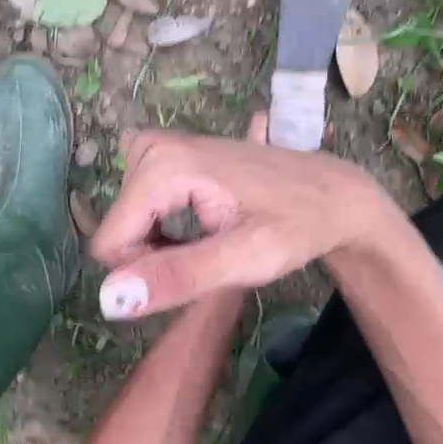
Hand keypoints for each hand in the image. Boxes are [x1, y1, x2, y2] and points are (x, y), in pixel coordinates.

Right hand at [89, 117, 401, 319]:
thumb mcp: (246, 259)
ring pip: (126, 220)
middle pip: (117, 230)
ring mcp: (157, 145)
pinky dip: (162, 223)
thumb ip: (178, 277)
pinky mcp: (166, 152)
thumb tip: (110, 298)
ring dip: (160, 242)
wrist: (332, 192)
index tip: (199, 267)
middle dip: (154, 255)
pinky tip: (202, 224)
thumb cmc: (297, 225)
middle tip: (211, 253)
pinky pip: (139, 203)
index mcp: (163, 167)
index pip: (110, 245)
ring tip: (211, 238)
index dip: (149, 272)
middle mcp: (151, 147)